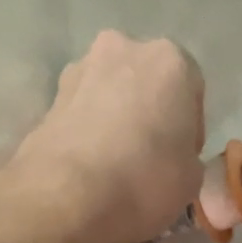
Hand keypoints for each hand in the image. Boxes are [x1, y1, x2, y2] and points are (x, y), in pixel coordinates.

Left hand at [3, 30, 204, 242]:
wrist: (65, 193)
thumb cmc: (144, 178)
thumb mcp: (191, 177)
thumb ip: (187, 154)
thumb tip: (173, 157)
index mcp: (170, 59)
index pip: (191, 91)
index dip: (189, 128)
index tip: (181, 157)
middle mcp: (123, 49)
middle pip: (146, 82)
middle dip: (149, 111)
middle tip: (149, 154)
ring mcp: (80, 69)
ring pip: (110, 91)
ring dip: (115, 116)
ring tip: (115, 160)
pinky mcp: (49, 96)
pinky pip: (81, 110)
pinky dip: (87, 128)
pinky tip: (89, 162)